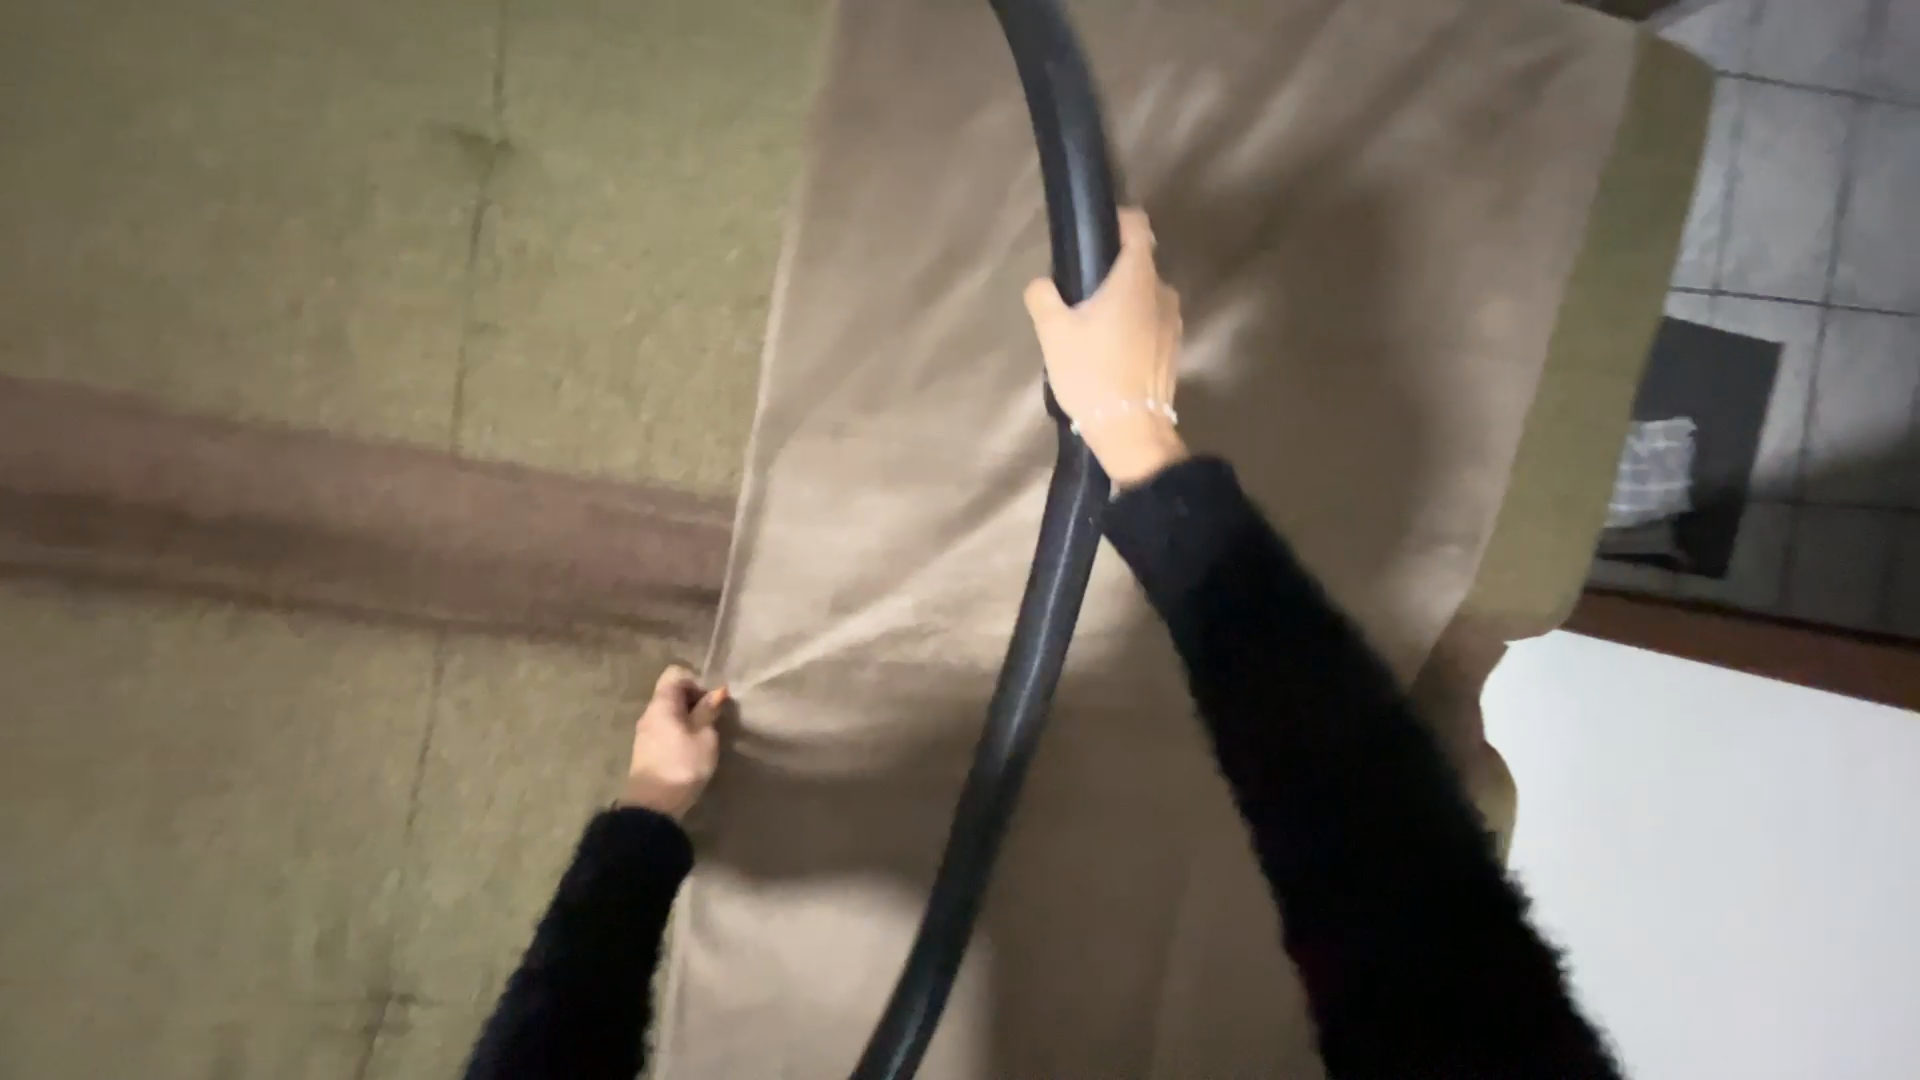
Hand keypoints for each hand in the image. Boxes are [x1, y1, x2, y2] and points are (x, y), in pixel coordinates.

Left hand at [619, 665, 726, 820]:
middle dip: (695, 698)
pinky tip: (692, 747)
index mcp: (662, 704)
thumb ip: (709, 711)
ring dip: (689, 716)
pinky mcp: (647, 749)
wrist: (652, 808)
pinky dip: (680, 729)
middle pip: (672, 691)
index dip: (696, 680)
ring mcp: (645, 732)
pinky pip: (665, 727)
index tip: (711, 699)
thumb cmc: (683, 766)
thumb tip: (717, 690)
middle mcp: (650, 713)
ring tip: (706, 734)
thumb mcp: (704, 737)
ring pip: (669, 711)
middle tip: (714, 717)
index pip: (675, 673)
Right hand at [1024, 206, 1188, 486]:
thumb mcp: (1053, 334)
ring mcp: (1173, 322)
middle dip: (1113, 274)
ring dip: (1124, 305)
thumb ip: (1043, 298)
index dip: (1118, 221)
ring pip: (1146, 299)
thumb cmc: (1091, 373)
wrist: (1129, 429)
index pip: (1137, 227)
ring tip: (1096, 331)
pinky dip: (1134, 329)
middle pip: (1139, 267)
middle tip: (1083, 296)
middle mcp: (1163, 292)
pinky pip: (1152, 326)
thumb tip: (1042, 285)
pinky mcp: (1174, 350)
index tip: (1097, 231)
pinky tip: (1112, 354)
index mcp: (1136, 277)